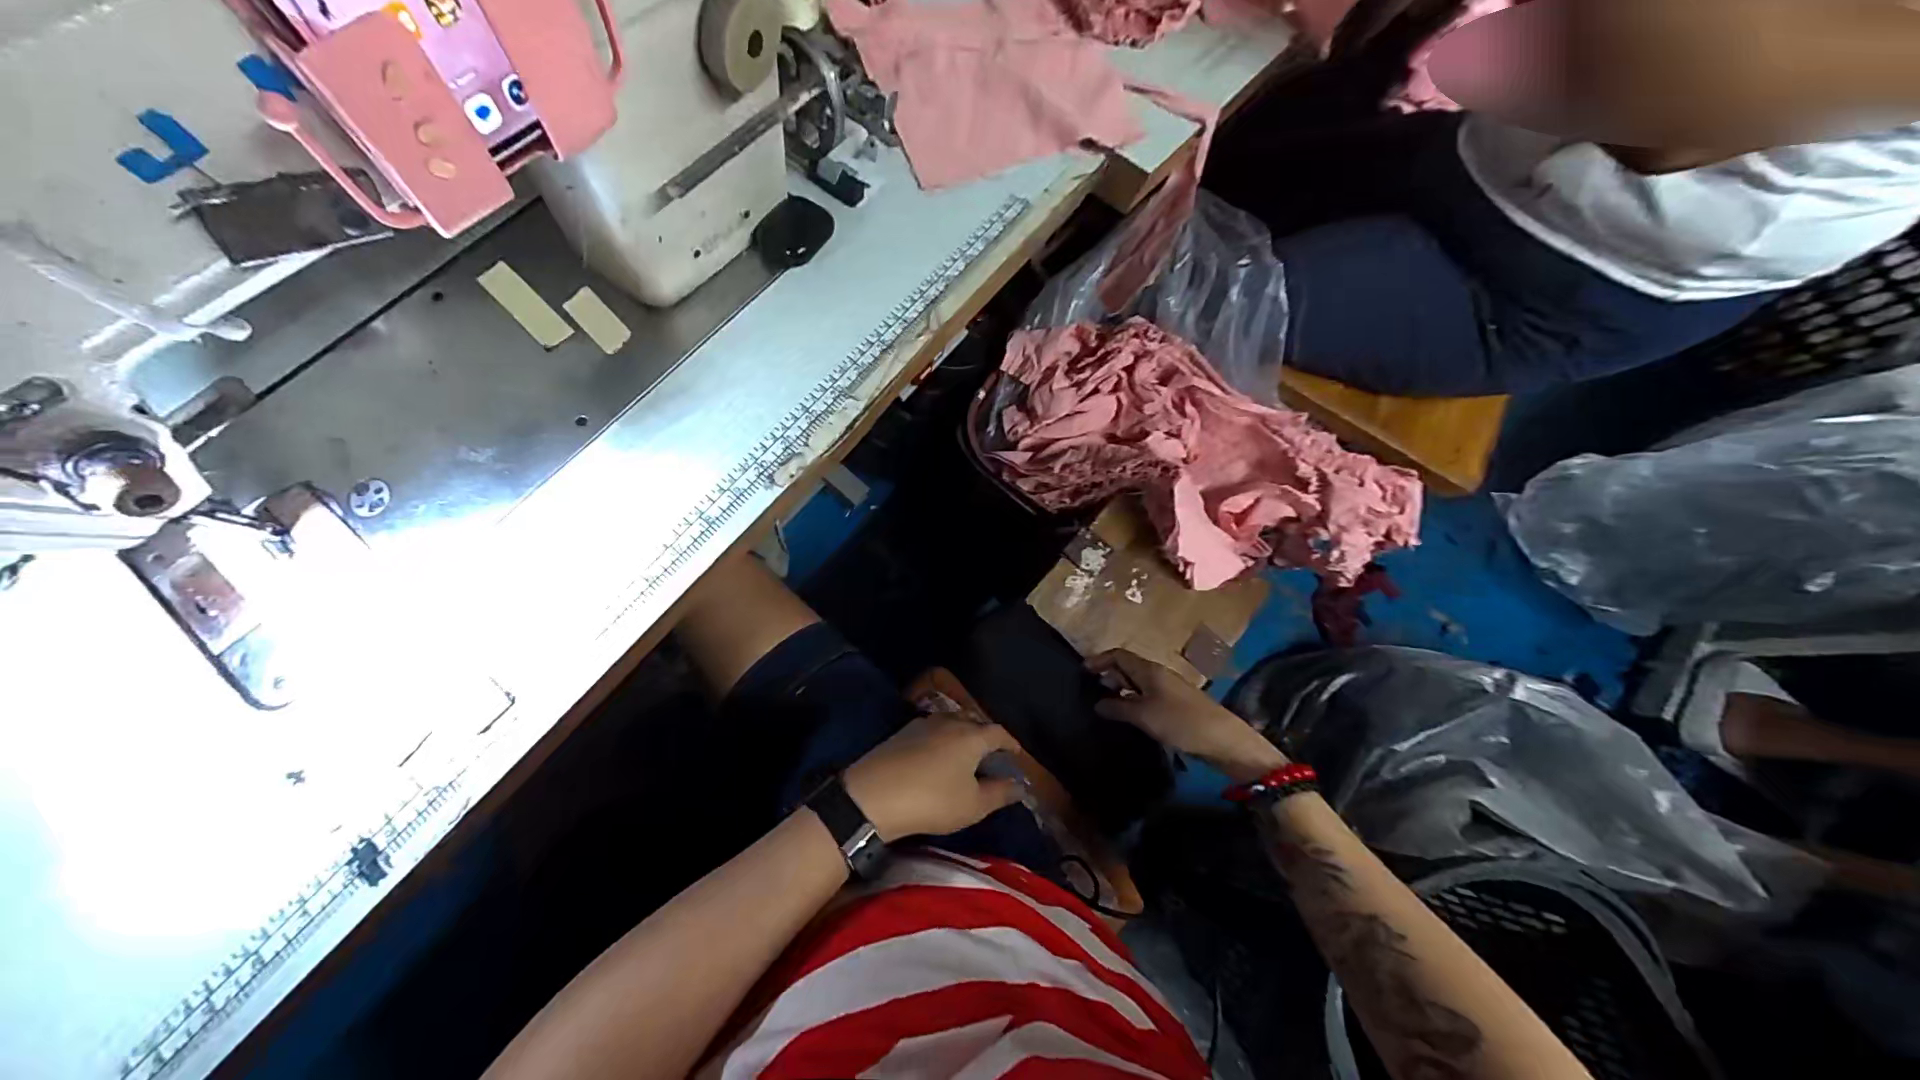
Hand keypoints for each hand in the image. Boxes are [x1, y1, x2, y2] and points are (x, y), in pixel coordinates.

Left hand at [842, 715, 1025, 841]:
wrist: (873, 795)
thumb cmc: (932, 800)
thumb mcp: (973, 805)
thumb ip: (1000, 793)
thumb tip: (1020, 785)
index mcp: (972, 735)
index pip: (999, 733)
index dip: (1011, 744)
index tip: (1016, 755)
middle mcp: (949, 721)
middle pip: (974, 723)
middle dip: (986, 736)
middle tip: (991, 755)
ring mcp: (922, 724)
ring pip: (951, 724)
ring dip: (961, 736)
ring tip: (964, 756)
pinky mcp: (901, 733)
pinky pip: (931, 731)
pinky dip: (941, 740)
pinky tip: (936, 757)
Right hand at [1087, 649, 1287, 782]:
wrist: (1223, 740)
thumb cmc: (1181, 722)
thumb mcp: (1144, 716)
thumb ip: (1118, 708)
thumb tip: (1097, 704)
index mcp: (1150, 670)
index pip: (1119, 655)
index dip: (1100, 660)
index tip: (1082, 671)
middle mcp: (1158, 675)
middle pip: (1128, 667)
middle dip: (1109, 675)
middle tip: (1092, 691)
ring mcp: (1168, 690)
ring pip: (1137, 684)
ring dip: (1121, 691)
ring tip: (1106, 707)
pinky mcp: (1175, 706)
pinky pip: (1147, 697)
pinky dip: (1133, 702)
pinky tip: (1129, 718)